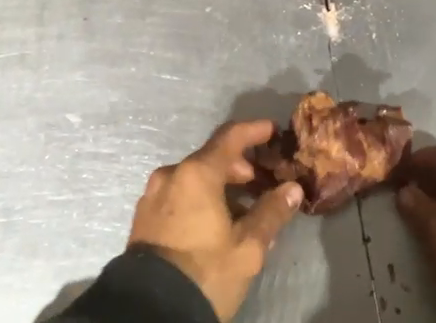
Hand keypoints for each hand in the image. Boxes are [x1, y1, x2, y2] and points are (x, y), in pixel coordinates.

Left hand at [128, 120, 305, 320]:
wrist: (150, 311)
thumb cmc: (205, 272)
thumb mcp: (247, 247)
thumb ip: (271, 213)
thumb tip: (292, 189)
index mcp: (197, 173)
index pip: (231, 137)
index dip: (254, 131)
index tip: (273, 131)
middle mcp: (171, 175)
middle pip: (210, 157)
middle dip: (238, 165)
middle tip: (260, 181)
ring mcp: (152, 196)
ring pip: (192, 179)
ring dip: (218, 185)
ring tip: (240, 210)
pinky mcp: (142, 219)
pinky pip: (177, 196)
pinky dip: (198, 199)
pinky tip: (212, 223)